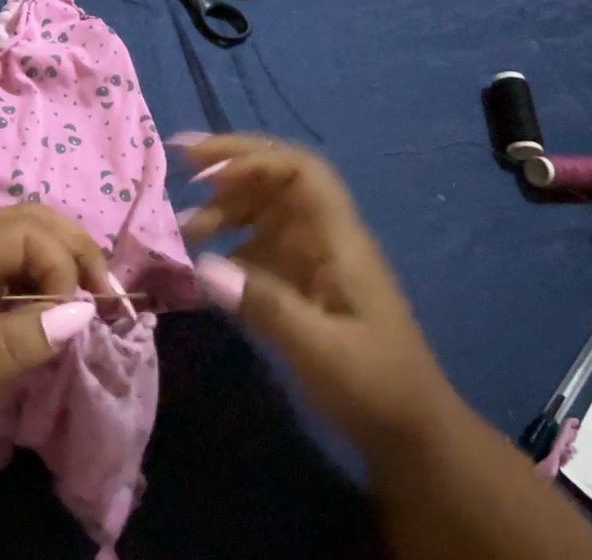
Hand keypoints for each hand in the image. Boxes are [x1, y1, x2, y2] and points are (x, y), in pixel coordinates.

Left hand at [0, 204, 110, 490]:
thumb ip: (20, 342)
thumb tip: (82, 311)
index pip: (23, 233)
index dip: (60, 264)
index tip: (77, 315)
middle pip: (25, 221)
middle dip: (72, 247)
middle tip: (106, 291)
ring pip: (20, 240)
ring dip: (62, 260)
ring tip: (93, 296)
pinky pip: (11, 270)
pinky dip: (44, 280)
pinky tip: (61, 306)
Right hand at [175, 134, 464, 456]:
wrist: (411, 432)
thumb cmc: (375, 385)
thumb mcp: (320, 350)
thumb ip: (264, 305)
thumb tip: (201, 265)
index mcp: (340, 239)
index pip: (301, 171)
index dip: (252, 157)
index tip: (203, 168)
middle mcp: (325, 237)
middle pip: (277, 180)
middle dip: (230, 167)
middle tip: (180, 165)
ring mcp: (313, 259)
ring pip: (265, 210)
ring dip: (225, 208)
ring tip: (184, 228)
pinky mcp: (301, 283)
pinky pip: (260, 245)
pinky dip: (229, 244)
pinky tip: (203, 265)